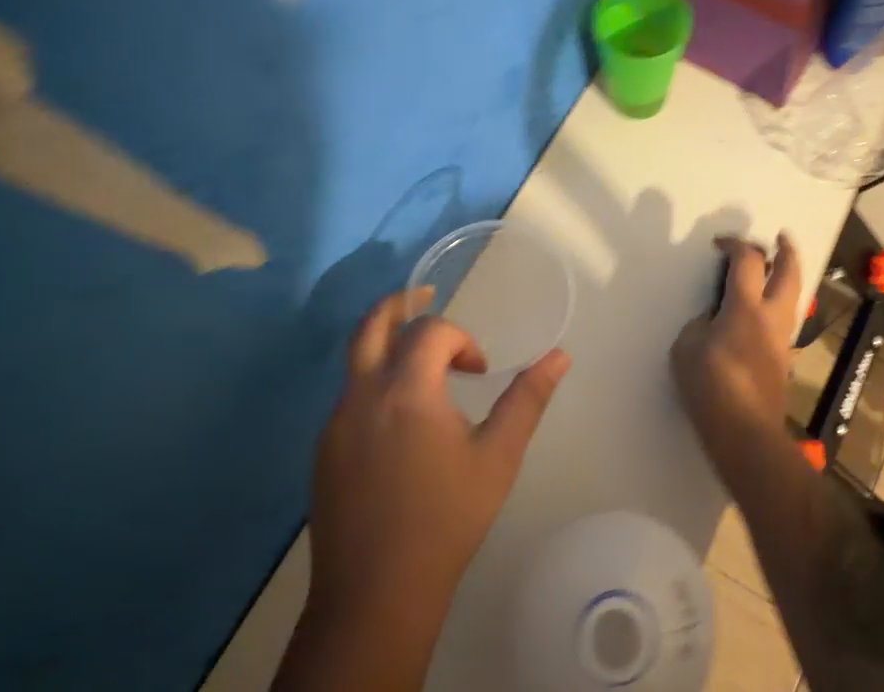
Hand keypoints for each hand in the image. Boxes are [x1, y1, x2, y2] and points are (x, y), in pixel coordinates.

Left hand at [308, 288, 571, 620]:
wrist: (378, 589)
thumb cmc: (448, 518)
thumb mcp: (499, 457)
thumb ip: (527, 399)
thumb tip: (560, 354)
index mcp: (407, 390)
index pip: (430, 330)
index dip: (461, 339)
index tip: (480, 372)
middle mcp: (363, 395)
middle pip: (371, 325)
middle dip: (400, 303)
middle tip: (424, 294)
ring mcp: (335, 423)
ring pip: (357, 362)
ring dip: (388, 349)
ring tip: (421, 367)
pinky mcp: (323, 451)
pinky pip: (349, 400)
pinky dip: (376, 388)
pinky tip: (401, 427)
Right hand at [670, 233, 802, 463]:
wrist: (745, 431)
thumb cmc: (711, 385)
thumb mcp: (686, 347)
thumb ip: (700, 325)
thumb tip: (713, 321)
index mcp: (745, 307)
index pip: (747, 261)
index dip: (735, 244)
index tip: (720, 243)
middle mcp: (771, 318)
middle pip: (789, 273)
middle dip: (786, 251)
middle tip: (781, 238)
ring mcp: (781, 341)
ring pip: (794, 299)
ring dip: (788, 279)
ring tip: (777, 272)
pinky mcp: (782, 362)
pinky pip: (785, 324)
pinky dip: (779, 308)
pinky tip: (764, 317)